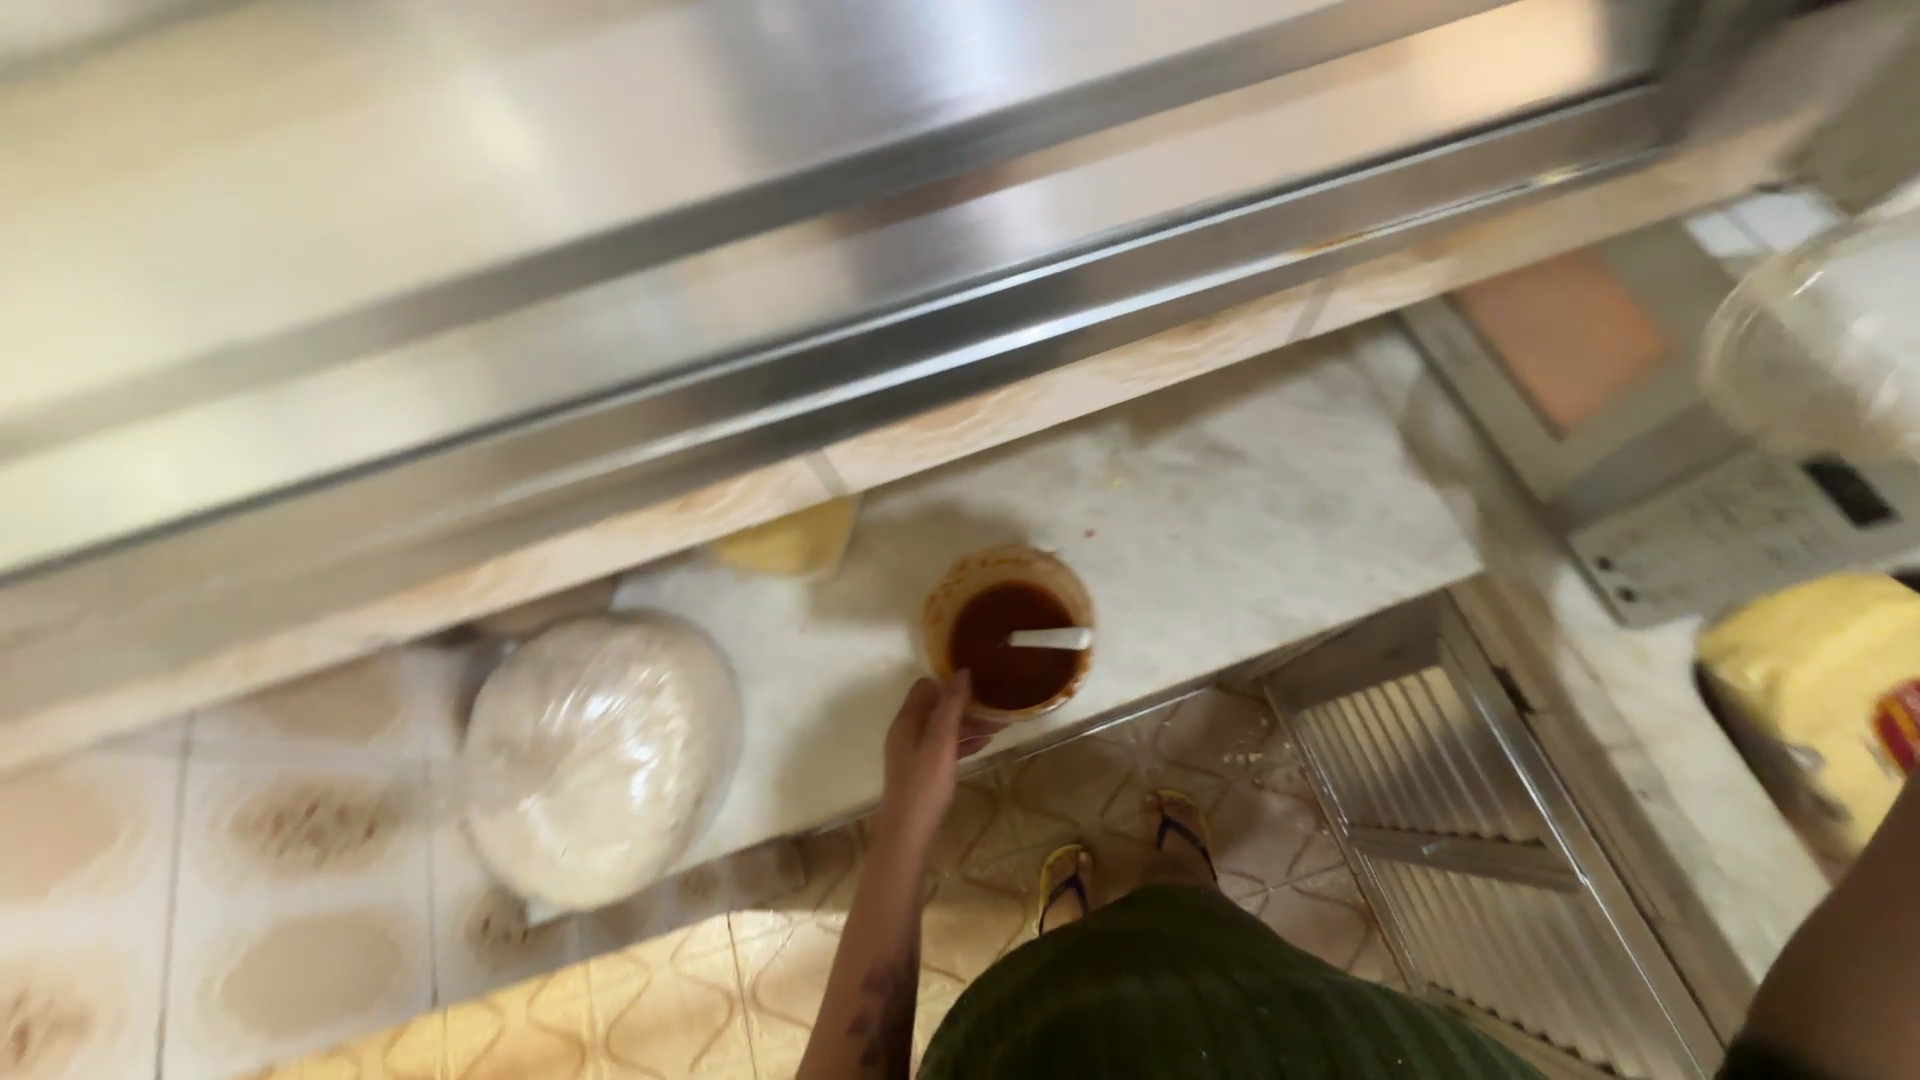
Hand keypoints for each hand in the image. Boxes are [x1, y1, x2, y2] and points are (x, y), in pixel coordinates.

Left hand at [877, 672, 1002, 853]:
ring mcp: (914, 752)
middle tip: (997, 708)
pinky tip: (985, 745)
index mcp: (907, 720)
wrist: (908, 833)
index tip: (978, 683)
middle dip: (966, 706)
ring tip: (999, 727)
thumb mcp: (941, 741)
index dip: (949, 682)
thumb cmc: (925, 784)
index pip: (926, 687)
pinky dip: (963, 743)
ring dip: (968, 725)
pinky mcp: (922, 770)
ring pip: (943, 728)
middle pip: (937, 707)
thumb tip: (962, 671)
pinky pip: (944, 747)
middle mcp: (907, 731)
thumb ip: (950, 706)